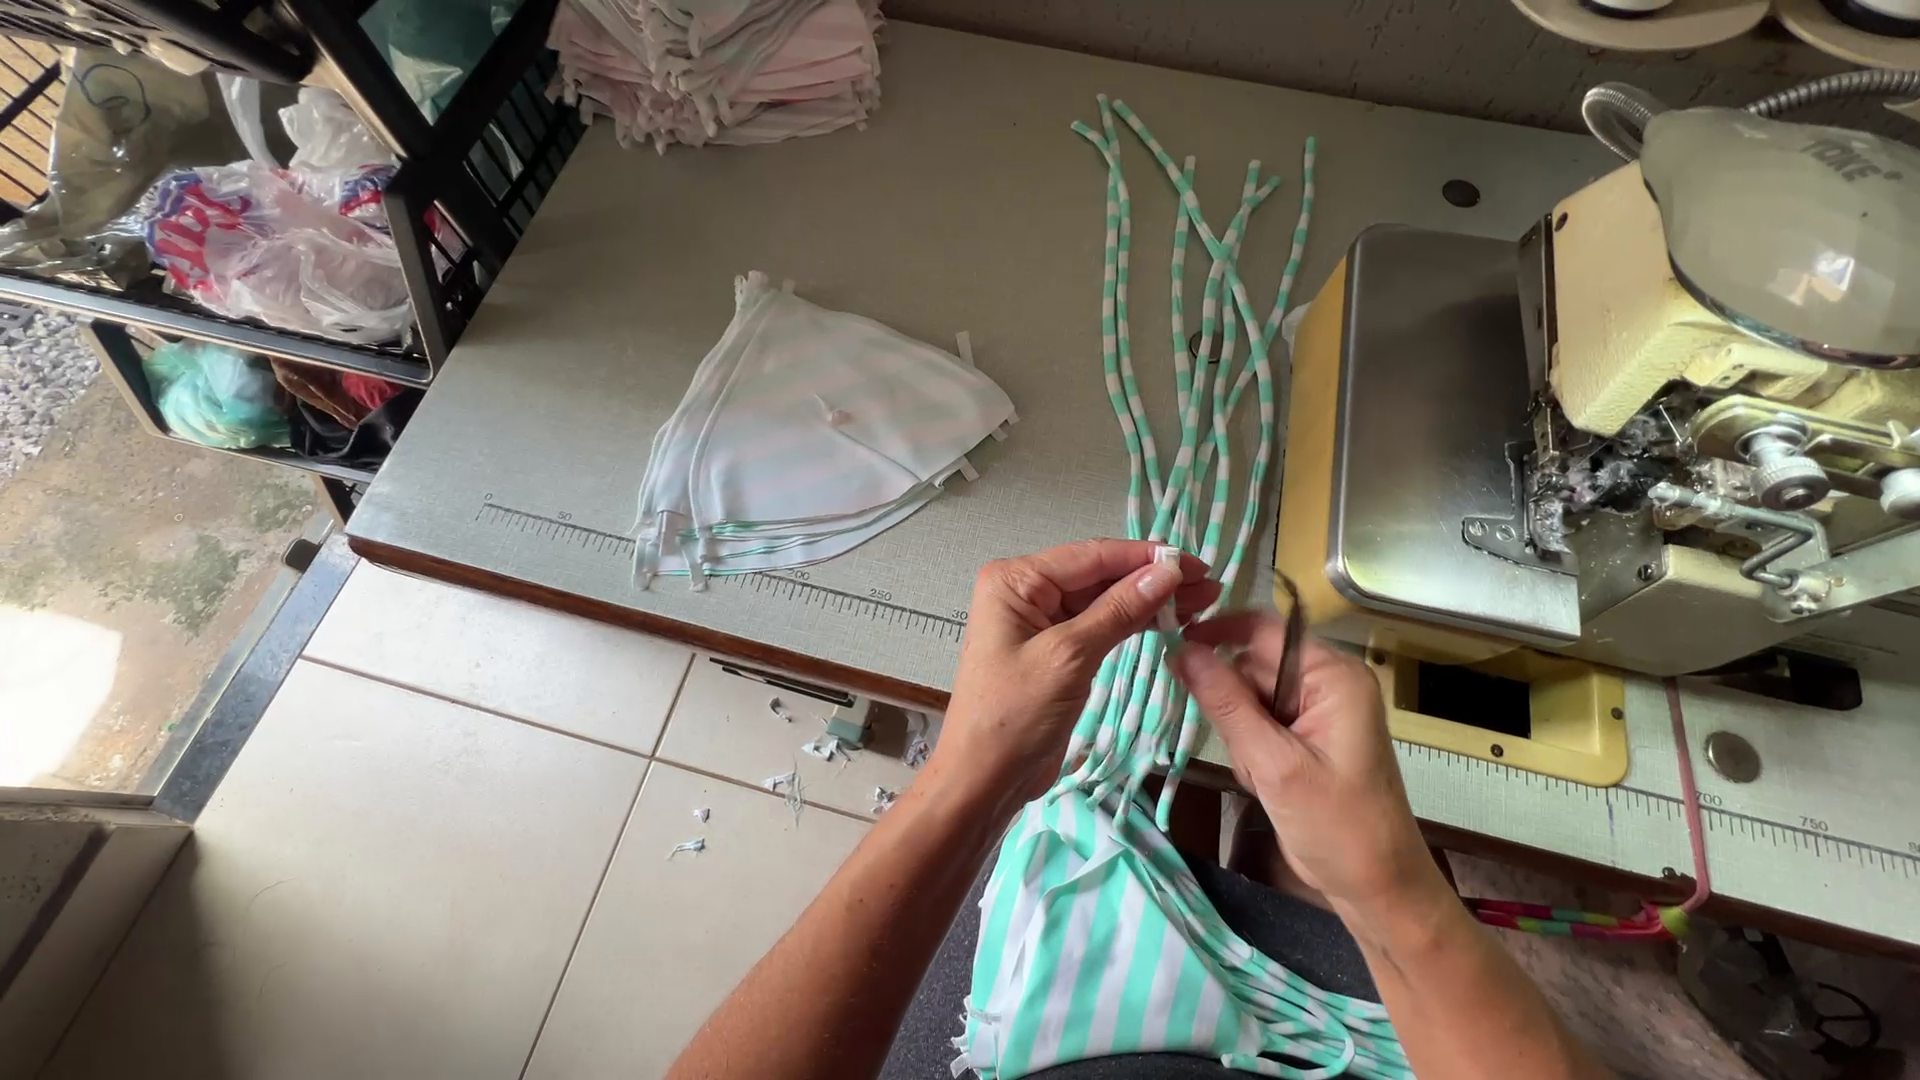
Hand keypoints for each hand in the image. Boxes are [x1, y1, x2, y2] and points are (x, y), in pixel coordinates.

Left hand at [928, 539, 1219, 812]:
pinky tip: (1168, 621)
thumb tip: (1168, 571)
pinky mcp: (1056, 651)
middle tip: (1209, 586)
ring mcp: (1040, 622)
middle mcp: (1026, 591)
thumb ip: (1120, 610)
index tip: (1196, 563)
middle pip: (1099, 575)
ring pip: (1103, 600)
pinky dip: (1132, 623)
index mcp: (1016, 580)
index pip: (1090, 555)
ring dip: (1148, 600)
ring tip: (1202, 601)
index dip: (1145, 556)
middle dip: (1152, 579)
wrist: (984, 778)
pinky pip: (1099, 626)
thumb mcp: (1069, 656)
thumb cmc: (1015, 714)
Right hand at [1170, 614, 1449, 919]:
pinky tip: (1262, 779)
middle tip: (1242, 749)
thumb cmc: (1337, 825)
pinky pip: (1255, 720)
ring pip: (1246, 694)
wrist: (1375, 887)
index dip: (1217, 632)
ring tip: (1260, 773)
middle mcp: (1325, 681)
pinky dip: (1247, 747)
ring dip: (1239, 732)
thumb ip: (1225, 703)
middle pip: (1250, 663)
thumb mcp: (1274, 763)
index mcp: (1333, 675)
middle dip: (1233, 703)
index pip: (1262, 630)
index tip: (1174, 647)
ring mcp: (1314, 708)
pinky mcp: (1301, 733)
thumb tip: (1180, 650)